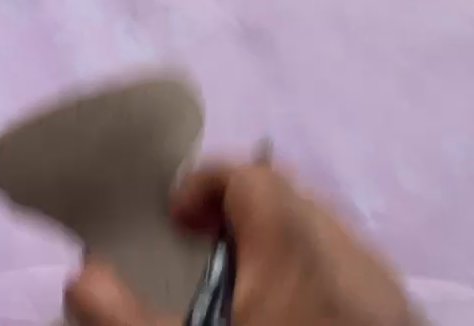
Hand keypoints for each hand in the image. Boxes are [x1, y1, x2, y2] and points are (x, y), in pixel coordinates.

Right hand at [66, 162, 416, 325]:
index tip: (176, 221)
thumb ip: (118, 308)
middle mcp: (359, 274)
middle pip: (291, 196)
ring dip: (275, 237)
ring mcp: (393, 304)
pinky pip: (355, 270)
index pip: (254, 178)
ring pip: (327, 231)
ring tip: (241, 278)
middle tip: (201, 243)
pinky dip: (312, 270)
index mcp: (302, 265)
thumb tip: (84, 276)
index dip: (203, 183)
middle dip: (237, 207)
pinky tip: (285, 308)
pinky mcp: (404, 325)